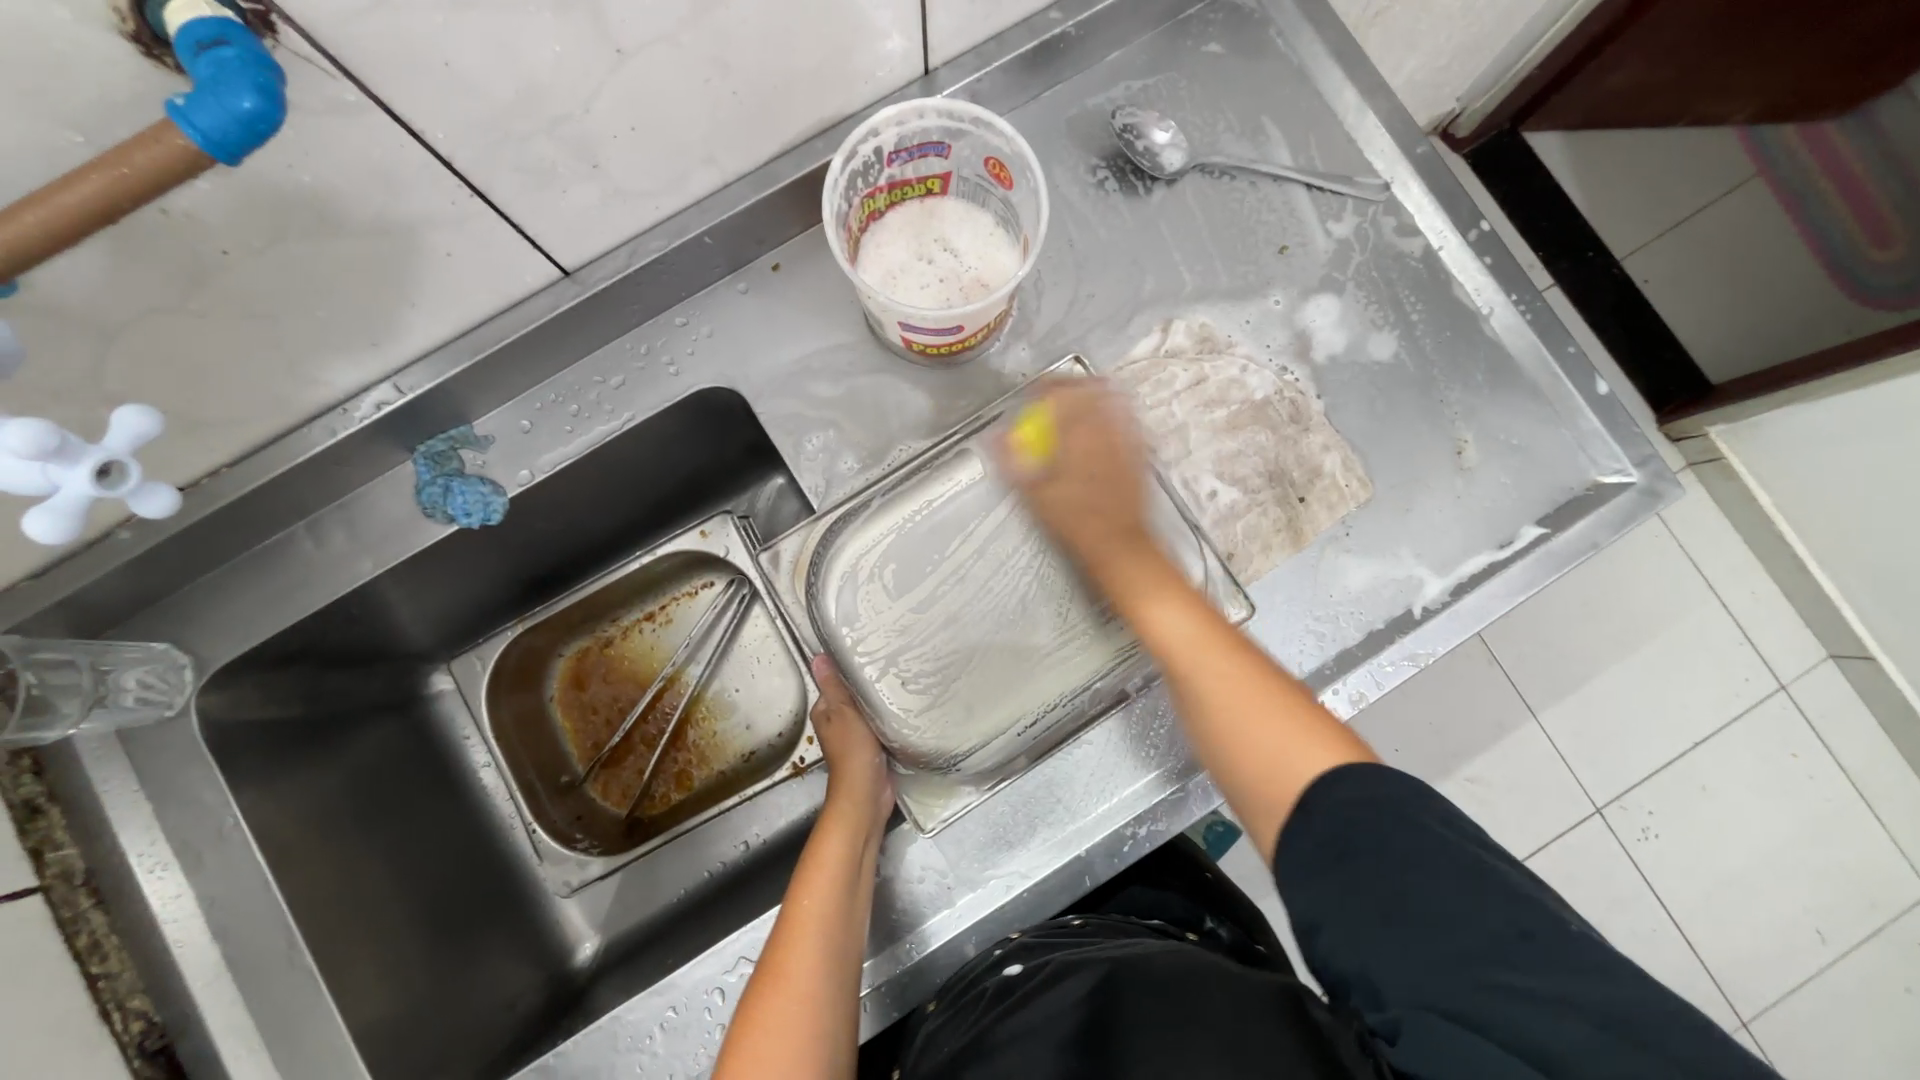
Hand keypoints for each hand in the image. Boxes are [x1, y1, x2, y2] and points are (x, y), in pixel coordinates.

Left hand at [810, 655, 893, 835]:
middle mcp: (838, 723)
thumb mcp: (842, 711)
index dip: (850, 669)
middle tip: (892, 665)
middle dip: (869, 685)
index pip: (835, 682)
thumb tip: (817, 657)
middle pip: (854, 696)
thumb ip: (833, 685)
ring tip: (901, 681)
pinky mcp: (875, 748)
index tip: (870, 653)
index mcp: (825, 712)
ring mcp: (857, 736)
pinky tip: (904, 708)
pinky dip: (890, 719)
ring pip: (870, 711)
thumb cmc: (852, 750)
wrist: (867, 793)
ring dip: (881, 702)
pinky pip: (882, 726)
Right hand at [995, 378, 1159, 586]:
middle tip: (1058, 390)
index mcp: (1078, 434)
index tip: (1035, 391)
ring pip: (1115, 399)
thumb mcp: (1033, 494)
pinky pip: (1130, 421)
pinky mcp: (1143, 453)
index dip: (1045, 385)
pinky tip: (1109, 426)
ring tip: (1083, 399)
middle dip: (1073, 383)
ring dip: (1096, 394)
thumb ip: (1011, 460)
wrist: (1119, 546)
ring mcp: (1129, 440)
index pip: (1061, 391)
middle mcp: (1107, 430)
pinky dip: (1116, 415)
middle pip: (1092, 387)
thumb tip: (994, 438)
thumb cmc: (1078, 525)